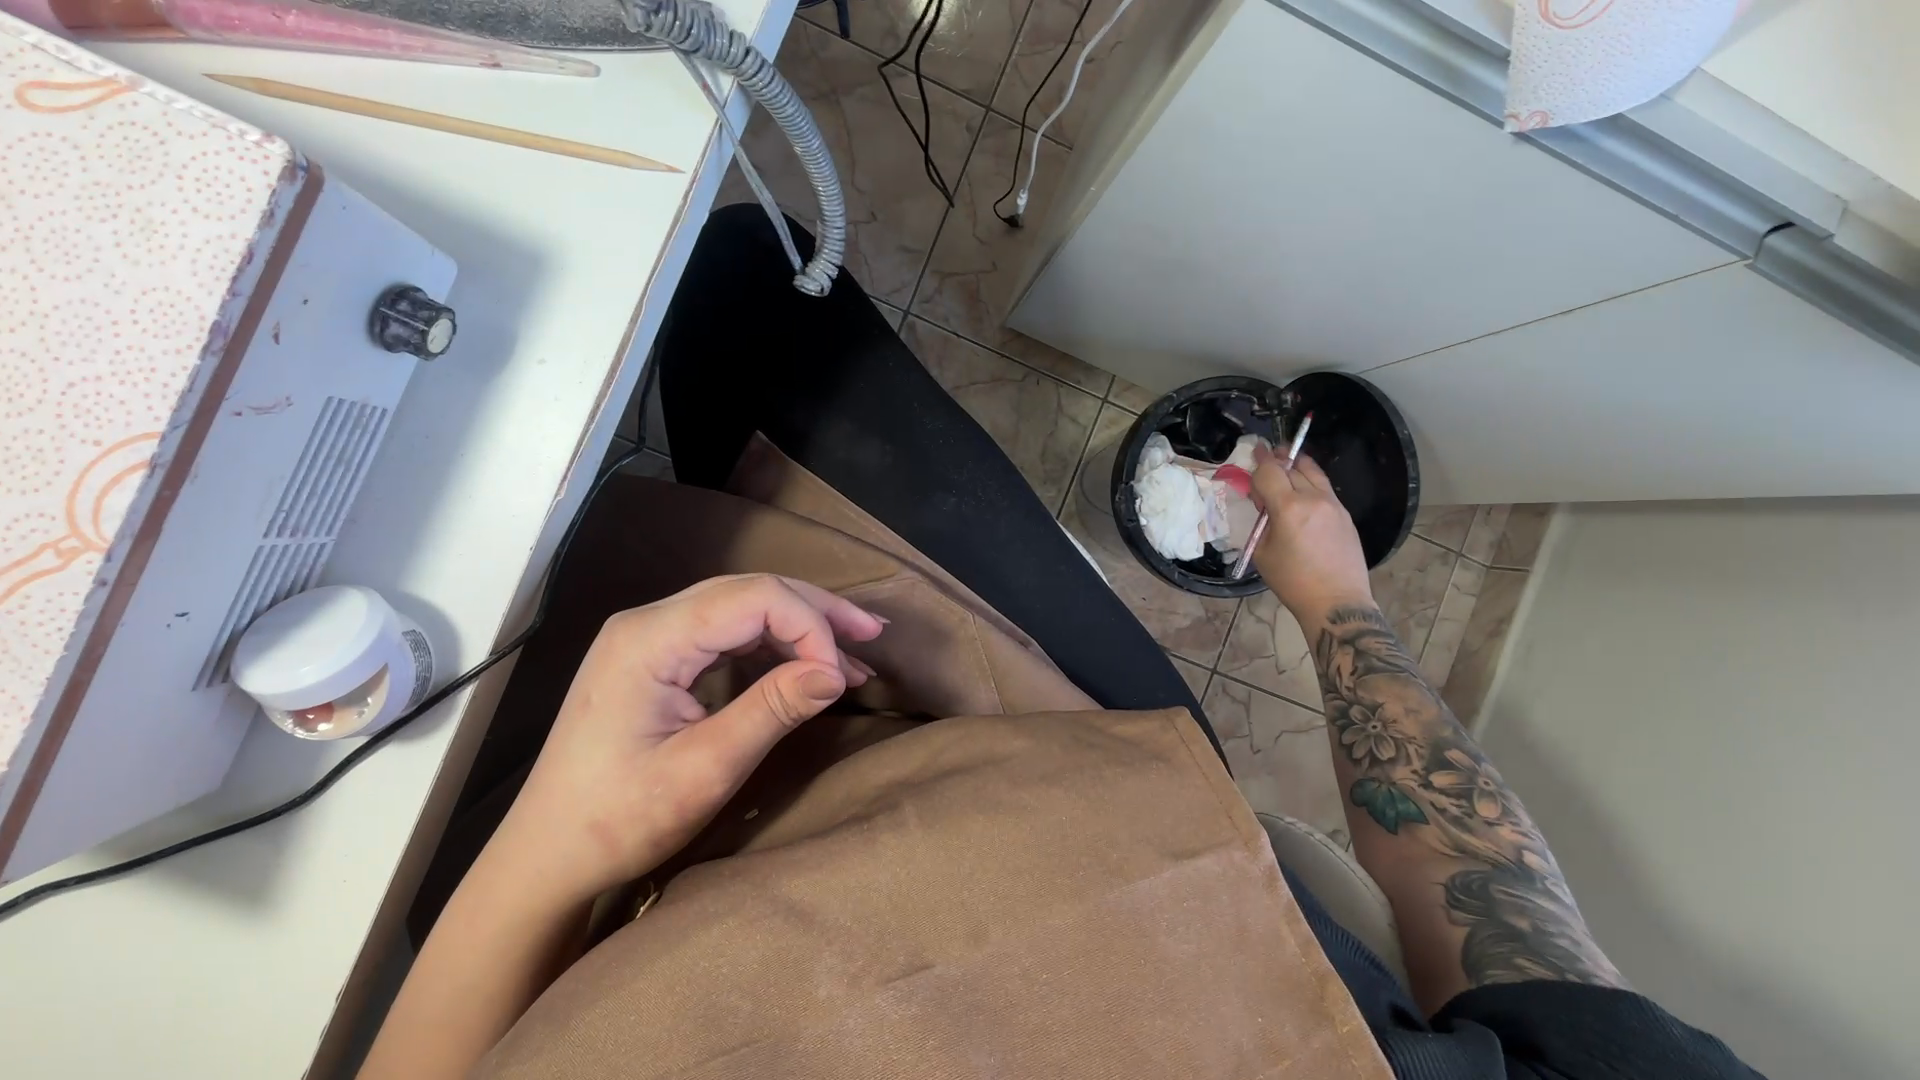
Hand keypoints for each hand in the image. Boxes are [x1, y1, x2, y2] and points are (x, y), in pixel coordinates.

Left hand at [491, 574, 885, 904]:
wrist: (546, 855)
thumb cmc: (619, 819)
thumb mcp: (705, 769)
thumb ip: (771, 710)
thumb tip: (834, 672)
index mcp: (651, 638)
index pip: (754, 598)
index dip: (810, 626)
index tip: (840, 678)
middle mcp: (647, 622)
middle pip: (749, 592)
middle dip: (815, 612)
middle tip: (872, 638)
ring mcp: (647, 639)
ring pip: (740, 609)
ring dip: (797, 628)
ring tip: (853, 656)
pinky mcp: (652, 660)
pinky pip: (723, 636)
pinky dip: (769, 648)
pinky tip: (804, 668)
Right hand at [1248, 448, 1374, 621]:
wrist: (1337, 601)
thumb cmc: (1293, 582)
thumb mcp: (1262, 552)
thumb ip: (1260, 521)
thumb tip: (1264, 503)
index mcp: (1289, 508)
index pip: (1270, 471)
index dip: (1258, 463)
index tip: (1252, 455)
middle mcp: (1313, 498)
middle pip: (1291, 466)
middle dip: (1275, 461)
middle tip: (1263, 459)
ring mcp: (1333, 504)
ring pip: (1312, 470)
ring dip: (1296, 464)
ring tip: (1285, 461)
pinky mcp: (1345, 513)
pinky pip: (1324, 486)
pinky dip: (1310, 480)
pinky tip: (1301, 488)